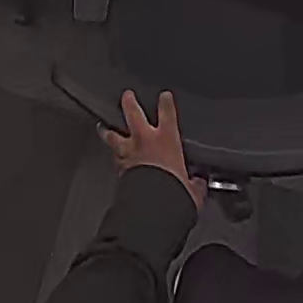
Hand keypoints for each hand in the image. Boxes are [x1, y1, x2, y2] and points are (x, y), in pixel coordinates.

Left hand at [99, 90, 206, 208]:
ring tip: (103, 127)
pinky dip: (113, 158)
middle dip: (129, 102)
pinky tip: (113, 159)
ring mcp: (129, 154)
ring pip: (114, 136)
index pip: (167, 112)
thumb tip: (199, 184)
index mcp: (166, 139)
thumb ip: (195, 183)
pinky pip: (114, 160)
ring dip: (108, 131)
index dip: (165, 101)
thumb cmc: (173, 193)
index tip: (164, 95)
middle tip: (127, 95)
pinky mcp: (119, 170)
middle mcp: (145, 141)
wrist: (151, 207)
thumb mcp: (192, 188)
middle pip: (133, 113)